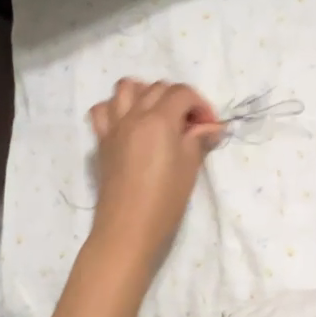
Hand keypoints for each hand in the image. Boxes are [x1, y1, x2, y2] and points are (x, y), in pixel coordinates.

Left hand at [86, 78, 222, 272]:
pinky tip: (128, 124)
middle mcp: (134, 115)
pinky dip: (115, 108)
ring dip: (145, 94)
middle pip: (157, 88)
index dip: (200, 105)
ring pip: (126, 88)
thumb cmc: (165, 200)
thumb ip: (199, 140)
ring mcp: (114, 126)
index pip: (182, 93)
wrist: (128, 229)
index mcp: (159, 119)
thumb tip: (213, 127)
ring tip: (158, 116)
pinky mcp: (101, 141)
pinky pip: (103, 110)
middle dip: (178, 100)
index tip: (209, 128)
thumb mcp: (189, 167)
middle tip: (190, 127)